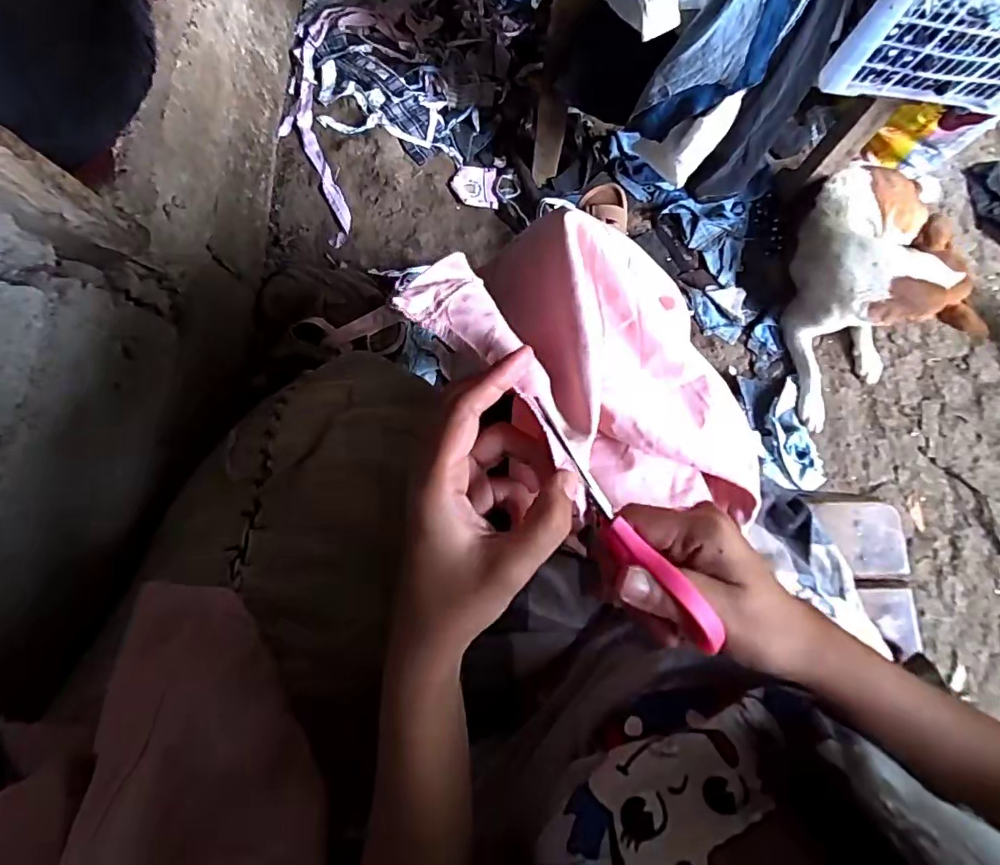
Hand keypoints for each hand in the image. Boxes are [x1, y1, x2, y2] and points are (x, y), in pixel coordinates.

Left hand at [393, 348, 577, 661]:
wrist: (428, 641)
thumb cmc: (458, 604)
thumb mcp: (510, 567)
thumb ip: (547, 522)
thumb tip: (571, 478)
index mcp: (436, 481)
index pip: (461, 412)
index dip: (493, 379)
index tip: (526, 357)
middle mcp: (436, 472)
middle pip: (470, 415)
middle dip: (511, 407)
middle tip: (549, 403)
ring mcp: (447, 483)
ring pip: (490, 445)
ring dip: (525, 456)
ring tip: (553, 487)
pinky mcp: (459, 496)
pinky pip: (496, 470)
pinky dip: (520, 480)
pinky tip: (535, 511)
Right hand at [607, 503, 833, 678]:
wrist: (791, 639)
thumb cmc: (760, 626)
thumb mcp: (714, 614)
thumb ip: (667, 593)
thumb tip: (621, 577)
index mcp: (700, 525)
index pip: (632, 520)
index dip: (616, 553)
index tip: (620, 594)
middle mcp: (693, 519)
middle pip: (632, 539)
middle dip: (633, 584)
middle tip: (655, 623)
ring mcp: (691, 534)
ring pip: (639, 558)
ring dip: (646, 598)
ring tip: (672, 628)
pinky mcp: (690, 551)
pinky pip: (654, 567)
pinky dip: (657, 597)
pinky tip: (676, 621)